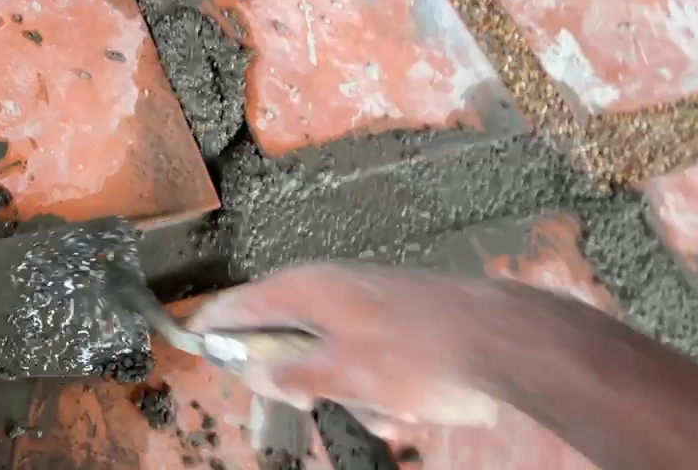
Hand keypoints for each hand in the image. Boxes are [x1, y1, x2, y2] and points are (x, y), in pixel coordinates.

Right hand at [188, 263, 537, 433]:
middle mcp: (320, 282)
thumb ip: (292, 376)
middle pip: (281, 327)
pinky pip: (358, 343)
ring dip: (340, 383)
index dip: (211, 325)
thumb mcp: (346, 377)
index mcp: (298, 288)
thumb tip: (250, 373)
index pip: (235, 304)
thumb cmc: (413, 354)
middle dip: (293, 373)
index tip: (192, 342)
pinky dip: (368, 375)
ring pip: (325, 343)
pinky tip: (402, 404)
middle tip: (306, 404)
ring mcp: (356, 293)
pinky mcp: (389, 308)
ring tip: (380, 416)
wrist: (504, 337)